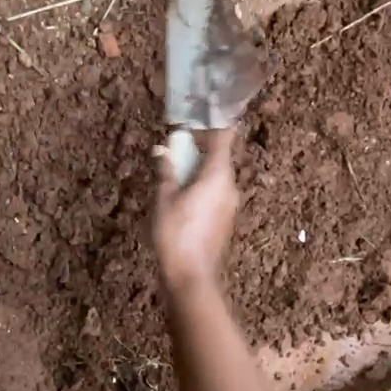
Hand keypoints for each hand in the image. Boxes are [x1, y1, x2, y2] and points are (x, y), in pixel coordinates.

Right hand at [155, 129, 237, 297]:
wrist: (191, 275)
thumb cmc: (175, 233)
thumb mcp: (164, 199)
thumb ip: (165, 171)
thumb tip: (160, 150)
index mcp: (217, 175)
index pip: (224, 138)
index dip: (215, 124)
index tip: (202, 115)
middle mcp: (230, 187)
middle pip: (220, 158)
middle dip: (200, 149)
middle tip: (177, 146)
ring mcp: (230, 205)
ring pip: (216, 177)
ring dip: (198, 170)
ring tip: (174, 173)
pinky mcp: (225, 220)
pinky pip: (215, 193)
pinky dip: (201, 187)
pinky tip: (181, 197)